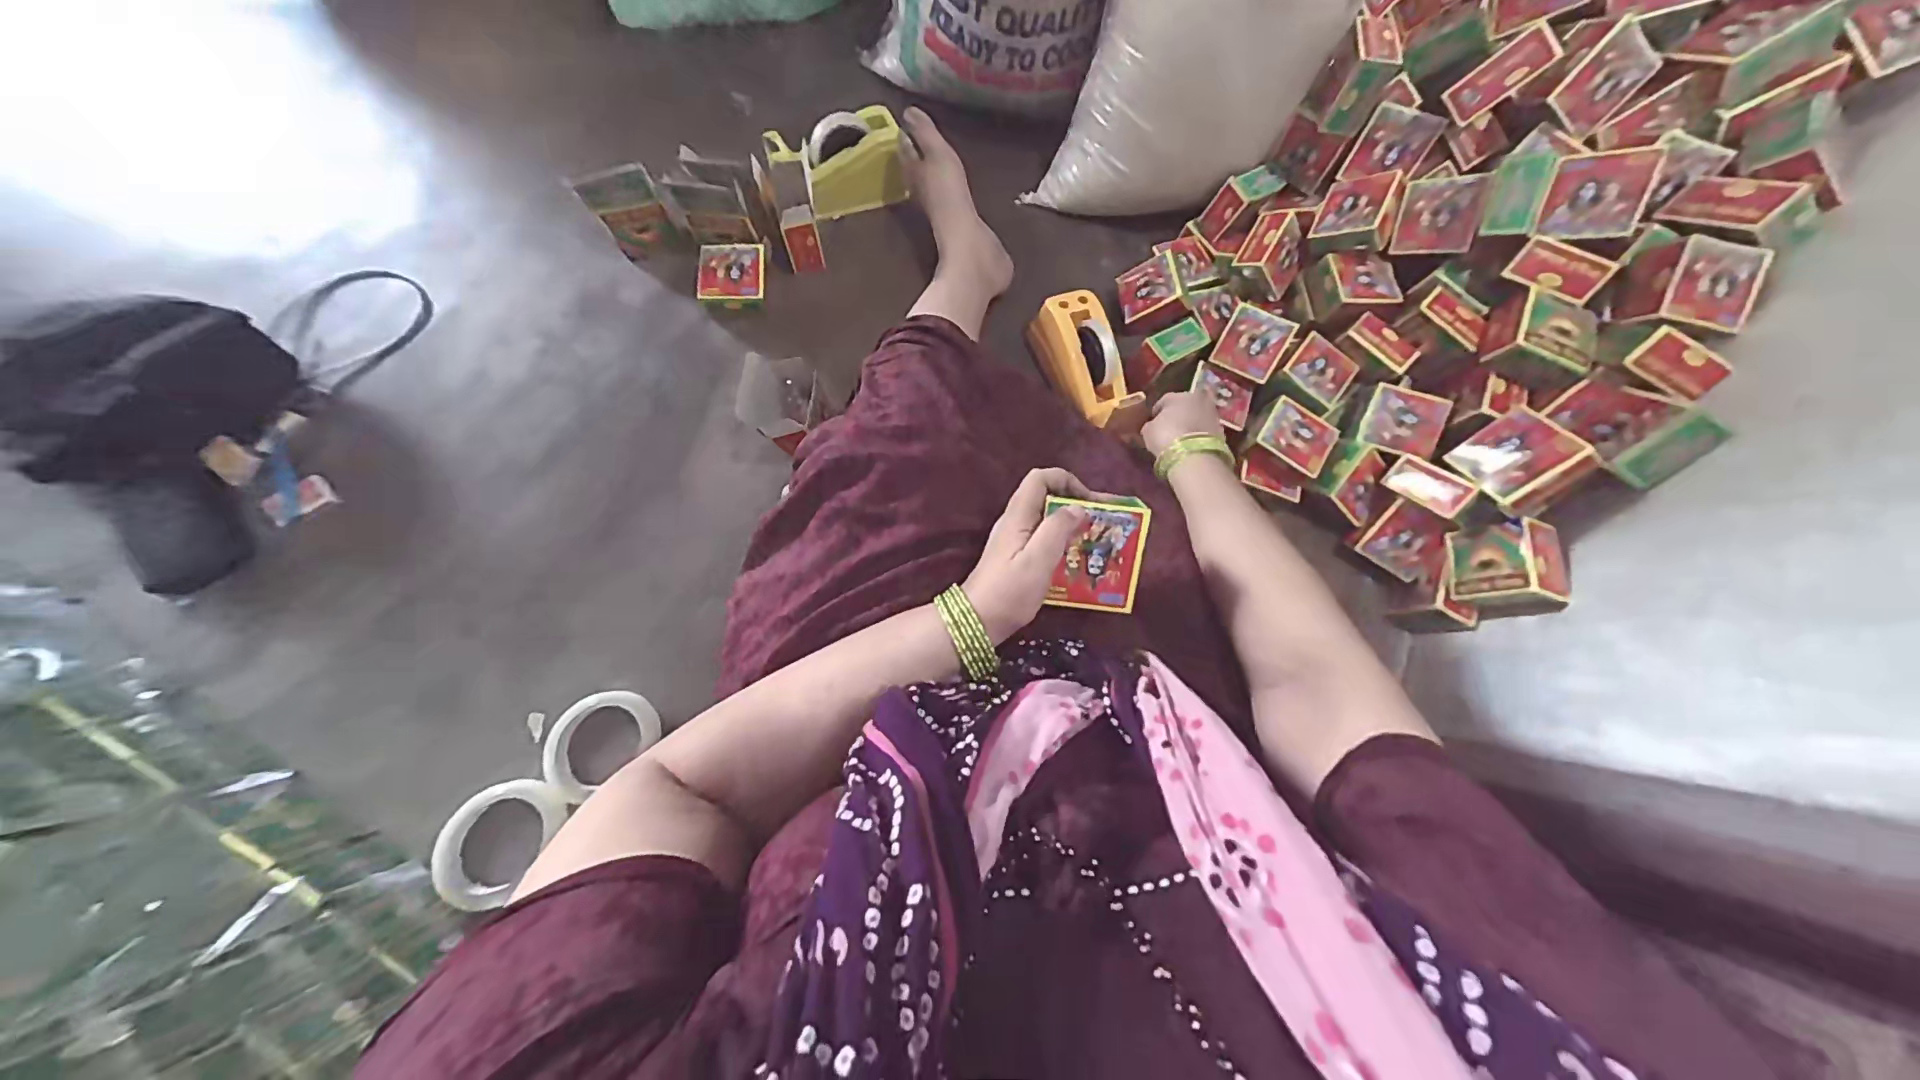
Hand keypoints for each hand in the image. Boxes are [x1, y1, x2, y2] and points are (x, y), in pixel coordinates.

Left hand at [963, 468, 1096, 641]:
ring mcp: (1013, 540)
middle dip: (1076, 504)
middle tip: (1103, 522)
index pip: (1040, 478)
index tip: (1089, 503)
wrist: (976, 622)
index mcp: (1018, 516)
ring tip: (1096, 540)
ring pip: (1046, 519)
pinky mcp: (1015, 557)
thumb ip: (1057, 529)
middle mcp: (1014, 522)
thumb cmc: (1009, 592)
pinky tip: (1076, 559)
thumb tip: (1078, 508)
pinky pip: (1042, 538)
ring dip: (1071, 524)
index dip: (1067, 482)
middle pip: (1046, 497)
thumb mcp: (1038, 560)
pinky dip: (1062, 541)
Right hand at [1141, 390, 1225, 457]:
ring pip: (1198, 416)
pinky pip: (1206, 429)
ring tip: (1182, 438)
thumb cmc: (1165, 436)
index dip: (1157, 412)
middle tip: (1170, 428)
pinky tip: (1192, 444)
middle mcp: (1198, 399)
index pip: (1164, 400)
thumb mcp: (1148, 431)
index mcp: (1178, 395)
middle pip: (1185, 406)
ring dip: (1191, 424)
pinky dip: (1200, 434)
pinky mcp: (1222, 429)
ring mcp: (1213, 413)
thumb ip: (1151, 425)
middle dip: (1178, 415)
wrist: (1194, 454)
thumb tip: (1152, 425)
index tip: (1153, 423)